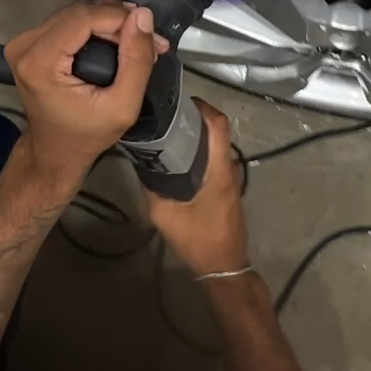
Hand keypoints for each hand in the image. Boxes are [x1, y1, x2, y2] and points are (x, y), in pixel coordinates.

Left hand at [3, 0, 162, 187]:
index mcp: (40, 62)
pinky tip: (117, 42)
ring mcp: (23, 42)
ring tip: (137, 42)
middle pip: (79, 13)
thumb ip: (136, 61)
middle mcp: (25, 45)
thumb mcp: (123, 106)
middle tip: (151, 41)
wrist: (55, 152)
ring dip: (109, 23)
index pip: (84, 17)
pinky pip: (68, 22)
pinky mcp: (29, 42)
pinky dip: (95, 28)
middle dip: (118, 21)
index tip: (150, 33)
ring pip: (75, 14)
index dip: (120, 17)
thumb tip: (142, 15)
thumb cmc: (86, 136)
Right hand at [146, 99, 249, 275]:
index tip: (181, 102)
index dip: (203, 107)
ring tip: (169, 133)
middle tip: (167, 115)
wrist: (223, 268)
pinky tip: (179, 158)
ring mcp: (231, 178)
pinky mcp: (227, 187)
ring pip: (216, 145)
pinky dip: (200, 150)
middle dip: (195, 117)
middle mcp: (229, 168)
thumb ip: (151, 186)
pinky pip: (215, 158)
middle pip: (217, 130)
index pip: (219, 125)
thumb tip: (139, 161)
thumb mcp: (164, 215)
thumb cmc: (197, 240)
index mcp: (219, 170)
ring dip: (197, 135)